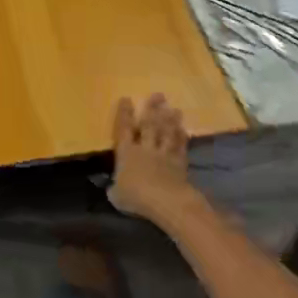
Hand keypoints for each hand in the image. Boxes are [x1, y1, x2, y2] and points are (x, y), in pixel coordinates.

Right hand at [108, 95, 198, 223]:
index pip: (124, 129)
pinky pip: (180, 147)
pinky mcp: (180, 164)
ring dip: (171, 120)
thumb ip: (114, 188)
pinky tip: (184, 130)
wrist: (168, 203)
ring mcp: (164, 155)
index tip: (126, 99)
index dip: (124, 114)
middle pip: (150, 125)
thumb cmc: (137, 196)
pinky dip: (182, 138)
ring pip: (167, 133)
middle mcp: (145, 148)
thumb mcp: (117, 195)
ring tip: (174, 108)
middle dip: (153, 110)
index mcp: (126, 152)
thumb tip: (112, 188)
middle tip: (158, 95)